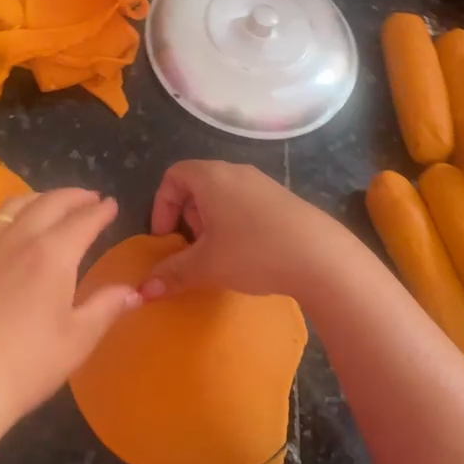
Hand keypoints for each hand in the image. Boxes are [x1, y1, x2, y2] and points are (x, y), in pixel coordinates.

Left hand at [0, 189, 140, 426]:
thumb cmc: (29, 363)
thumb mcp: (79, 339)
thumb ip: (107, 307)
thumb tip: (133, 291)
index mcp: (53, 254)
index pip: (83, 221)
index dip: (101, 211)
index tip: (113, 204)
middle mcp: (21, 240)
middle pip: (50, 203)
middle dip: (74, 196)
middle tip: (91, 198)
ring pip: (18, 205)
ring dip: (43, 197)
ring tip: (56, 203)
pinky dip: (16, 210)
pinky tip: (17, 226)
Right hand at [142, 161, 357, 301]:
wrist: (320, 257)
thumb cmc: (253, 252)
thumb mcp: (206, 266)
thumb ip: (171, 274)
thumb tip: (142, 291)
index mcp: (211, 177)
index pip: (174, 175)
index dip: (162, 205)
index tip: (166, 237)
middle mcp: (236, 172)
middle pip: (199, 184)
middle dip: (187, 216)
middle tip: (191, 247)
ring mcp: (264, 184)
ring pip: (224, 195)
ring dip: (212, 222)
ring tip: (218, 254)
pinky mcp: (284, 199)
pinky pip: (247, 203)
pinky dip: (236, 223)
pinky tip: (248, 254)